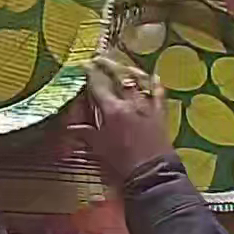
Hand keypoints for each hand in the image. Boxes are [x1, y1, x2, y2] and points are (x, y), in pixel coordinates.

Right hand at [68, 52, 173, 183]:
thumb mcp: (100, 148)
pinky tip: (154, 76)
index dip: (90, 73)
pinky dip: (155, 84)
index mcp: (112, 110)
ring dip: (130, 70)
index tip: (85, 64)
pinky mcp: (160, 114)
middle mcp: (130, 103)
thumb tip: (72, 126)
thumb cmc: (121, 164)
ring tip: (123, 64)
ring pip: (139, 81)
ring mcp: (147, 106)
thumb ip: (88, 134)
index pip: (98, 85)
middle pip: (119, 76)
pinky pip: (158, 94)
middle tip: (99, 58)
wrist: (151, 175)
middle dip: (108, 65)